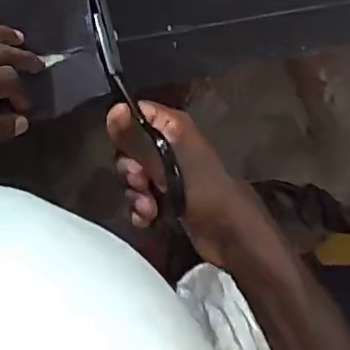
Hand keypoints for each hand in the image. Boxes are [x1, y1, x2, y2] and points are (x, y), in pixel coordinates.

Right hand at [106, 100, 266, 265]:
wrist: (235, 241)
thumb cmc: (206, 193)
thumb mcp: (168, 163)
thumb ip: (137, 139)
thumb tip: (114, 108)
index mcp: (172, 128)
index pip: (135, 115)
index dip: (123, 130)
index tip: (123, 149)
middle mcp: (168, 146)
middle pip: (130, 147)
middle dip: (130, 170)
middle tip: (141, 182)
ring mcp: (168, 174)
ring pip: (134, 176)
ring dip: (136, 194)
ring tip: (149, 208)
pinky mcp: (168, 200)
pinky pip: (142, 197)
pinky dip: (142, 209)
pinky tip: (148, 219)